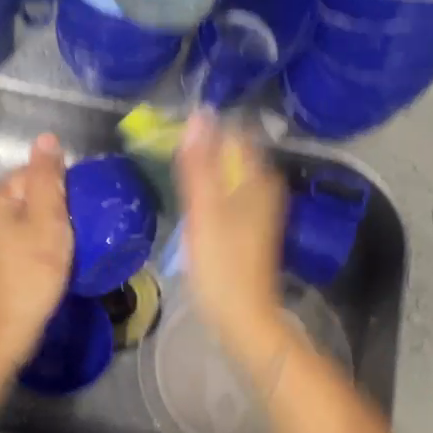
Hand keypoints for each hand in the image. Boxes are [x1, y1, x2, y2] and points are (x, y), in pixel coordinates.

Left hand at [0, 133, 73, 365]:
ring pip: (21, 219)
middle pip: (25, 196)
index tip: (76, 212)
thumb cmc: (35, 270)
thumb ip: (47, 177)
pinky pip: (16, 240)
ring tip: (64, 245)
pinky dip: (32, 244)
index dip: (58, 189)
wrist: (12, 325)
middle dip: (51, 208)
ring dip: (43, 227)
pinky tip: (46, 259)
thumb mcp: (49, 219)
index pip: (31, 174)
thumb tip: (46, 138)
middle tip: (73, 230)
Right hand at [174, 113, 288, 368]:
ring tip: (175, 182)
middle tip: (168, 162)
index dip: (204, 129)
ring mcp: (258, 209)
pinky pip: (226, 196)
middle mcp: (264, 187)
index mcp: (258, 178)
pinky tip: (190, 209)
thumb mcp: (204, 211)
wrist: (242, 317)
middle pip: (230, 153)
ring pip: (227, 176)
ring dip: (202, 173)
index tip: (172, 136)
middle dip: (202, 151)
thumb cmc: (222, 266)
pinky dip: (208, 195)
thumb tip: (198, 114)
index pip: (233, 131)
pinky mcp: (249, 228)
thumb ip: (199, 164)